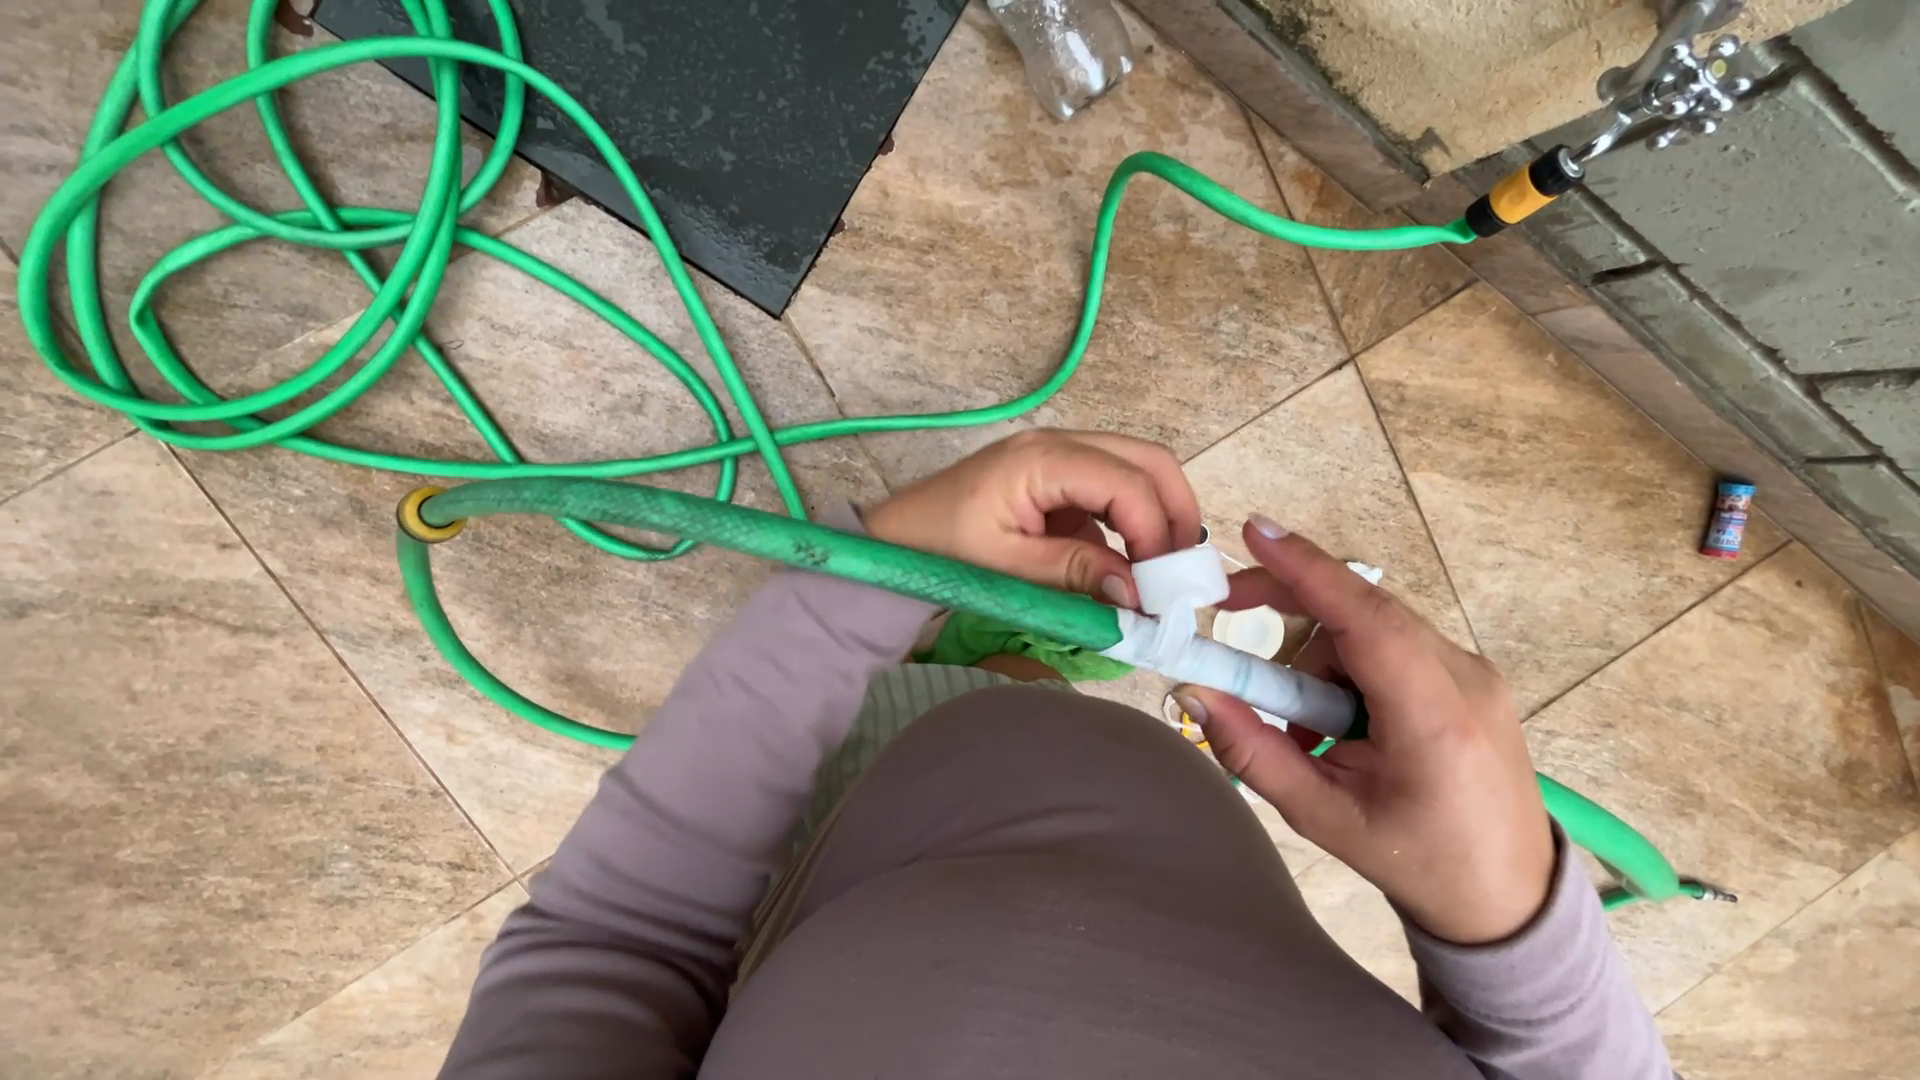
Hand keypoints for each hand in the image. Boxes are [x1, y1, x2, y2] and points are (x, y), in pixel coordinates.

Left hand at [862, 430, 1202, 605]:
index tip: (1164, 588)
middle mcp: (1058, 444)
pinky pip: (1109, 493)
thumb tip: (1138, 593)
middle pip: (1146, 460)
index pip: (1128, 482)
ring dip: (1156, 517)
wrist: (895, 538)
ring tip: (1160, 574)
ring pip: (1135, 471)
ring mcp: (1058, 457)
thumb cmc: (938, 548)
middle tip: (1182, 572)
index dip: (1156, 534)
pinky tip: (1126, 566)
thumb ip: (1074, 573)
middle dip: (1175, 513)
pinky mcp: (1056, 480)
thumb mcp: (1006, 568)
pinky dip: (1128, 526)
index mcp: (1042, 459)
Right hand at [1173, 516, 1553, 944]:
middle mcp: (1464, 676)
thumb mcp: (1322, 815)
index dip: (1307, 569)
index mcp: (1435, 716)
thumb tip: (1195, 692)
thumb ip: (1253, 751)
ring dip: (1317, 658)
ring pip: (1367, 625)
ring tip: (1309, 730)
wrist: (1511, 899)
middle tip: (1225, 612)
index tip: (1254, 530)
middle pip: (1358, 609)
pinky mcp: (1468, 675)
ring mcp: (1473, 671)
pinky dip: (1345, 664)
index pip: (1366, 618)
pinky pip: (1389, 641)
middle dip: (1288, 605)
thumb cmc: (1418, 862)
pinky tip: (1340, 719)